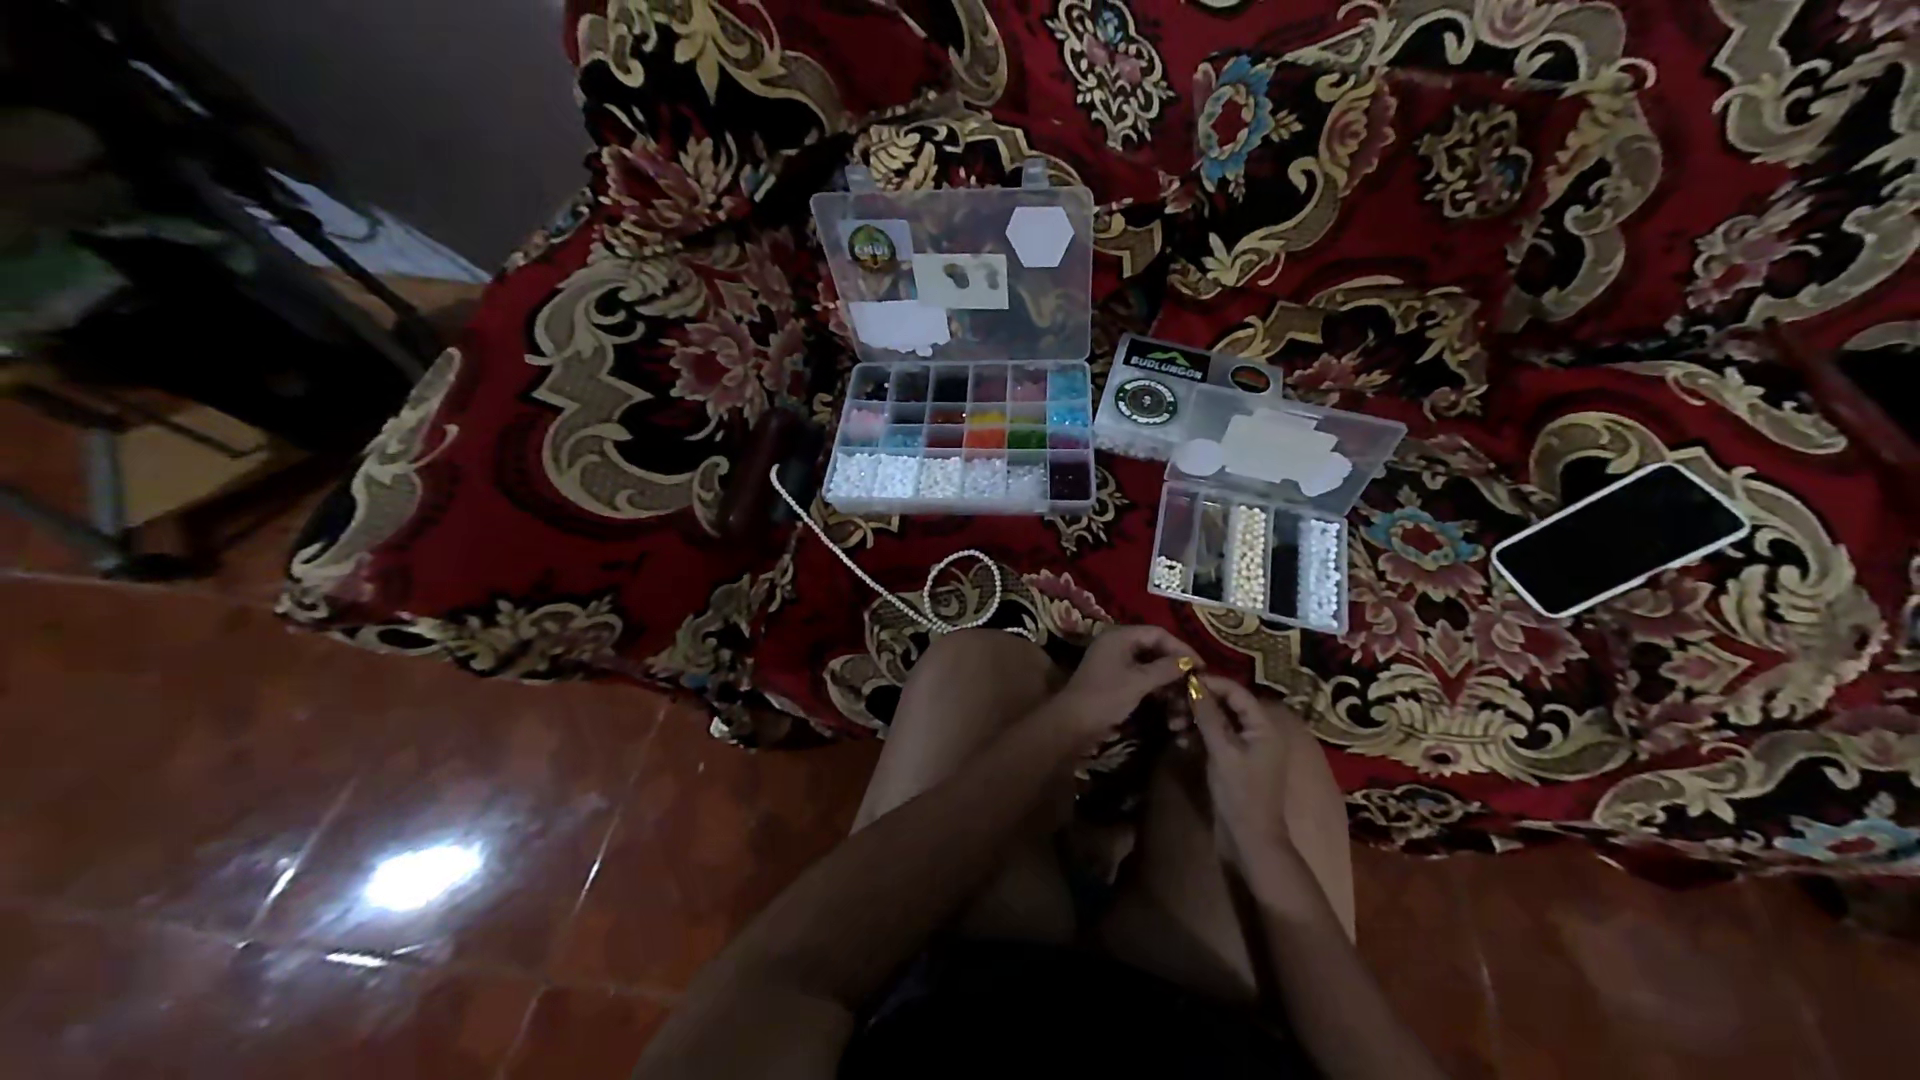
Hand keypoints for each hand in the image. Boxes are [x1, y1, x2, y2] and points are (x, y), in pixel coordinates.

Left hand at [1050, 624, 1197, 744]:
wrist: (1073, 723)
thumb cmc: (1106, 697)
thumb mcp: (1139, 682)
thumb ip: (1166, 669)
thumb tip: (1189, 662)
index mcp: (1120, 636)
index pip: (1158, 633)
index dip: (1181, 648)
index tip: (1201, 666)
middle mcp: (1117, 643)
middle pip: (1154, 647)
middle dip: (1175, 664)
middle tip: (1195, 680)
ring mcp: (1114, 661)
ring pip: (1149, 663)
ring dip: (1167, 678)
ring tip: (1184, 693)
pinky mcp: (1114, 679)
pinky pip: (1140, 675)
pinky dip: (1155, 685)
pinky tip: (1169, 700)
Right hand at [1190, 675, 1310, 892]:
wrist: (1250, 838)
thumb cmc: (1240, 792)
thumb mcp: (1222, 751)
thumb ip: (1209, 716)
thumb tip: (1194, 685)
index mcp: (1264, 726)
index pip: (1237, 692)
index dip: (1211, 683)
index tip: (1182, 681)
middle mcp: (1259, 732)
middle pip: (1227, 705)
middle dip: (1199, 702)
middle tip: (1172, 706)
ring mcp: (1247, 747)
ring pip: (1219, 721)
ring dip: (1196, 719)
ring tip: (1173, 725)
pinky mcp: (1235, 761)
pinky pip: (1217, 737)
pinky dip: (1199, 735)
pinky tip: (1180, 741)